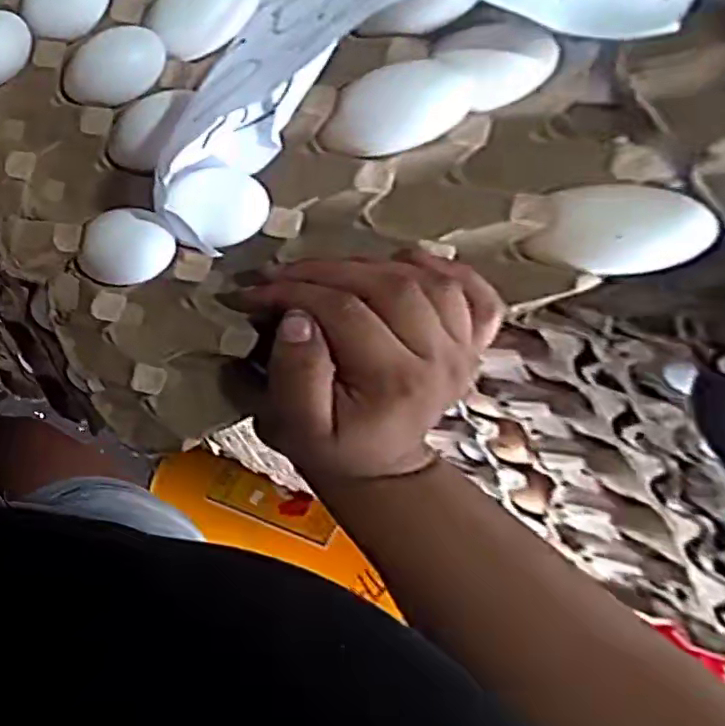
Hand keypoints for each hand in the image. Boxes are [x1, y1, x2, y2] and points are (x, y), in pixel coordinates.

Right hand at [236, 250, 504, 485]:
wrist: (377, 464)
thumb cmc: (327, 444)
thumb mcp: (294, 421)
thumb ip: (294, 372)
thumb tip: (296, 318)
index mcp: (394, 380)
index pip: (343, 311)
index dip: (291, 292)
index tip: (251, 293)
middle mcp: (439, 358)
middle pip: (388, 286)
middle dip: (323, 271)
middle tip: (277, 274)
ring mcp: (462, 348)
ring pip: (425, 280)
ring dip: (366, 264)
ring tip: (319, 271)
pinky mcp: (470, 342)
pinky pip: (473, 292)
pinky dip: (441, 268)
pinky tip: (403, 261)